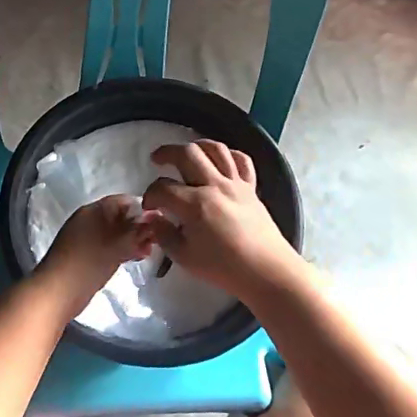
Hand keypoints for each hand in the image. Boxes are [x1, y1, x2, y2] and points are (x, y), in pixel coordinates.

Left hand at [38, 194, 155, 291]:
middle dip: (139, 227)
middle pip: (119, 217)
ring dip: (132, 241)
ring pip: (115, 234)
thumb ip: (136, 231)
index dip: (143, 210)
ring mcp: (85, 239)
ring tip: (147, 252)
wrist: (57, 294)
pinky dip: (121, 250)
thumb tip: (154, 217)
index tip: (161, 223)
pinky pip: (108, 247)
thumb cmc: (86, 265)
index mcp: (92, 211)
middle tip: (156, 241)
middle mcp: (88, 221)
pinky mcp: (85, 256)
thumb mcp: (116, 245)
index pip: (123, 201)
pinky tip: (133, 259)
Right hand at [143, 141, 302, 301]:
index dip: (150, 195)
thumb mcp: (184, 257)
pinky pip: (241, 160)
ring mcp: (235, 184)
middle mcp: (214, 186)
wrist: (266, 271)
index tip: (149, 207)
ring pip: (215, 149)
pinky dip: (228, 155)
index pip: (162, 188)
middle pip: (187, 154)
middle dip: (166, 153)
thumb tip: (153, 218)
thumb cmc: (223, 268)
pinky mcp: (251, 188)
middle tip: (156, 160)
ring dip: (196, 145)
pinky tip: (219, 160)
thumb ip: (164, 234)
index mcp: (194, 205)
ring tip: (186, 152)